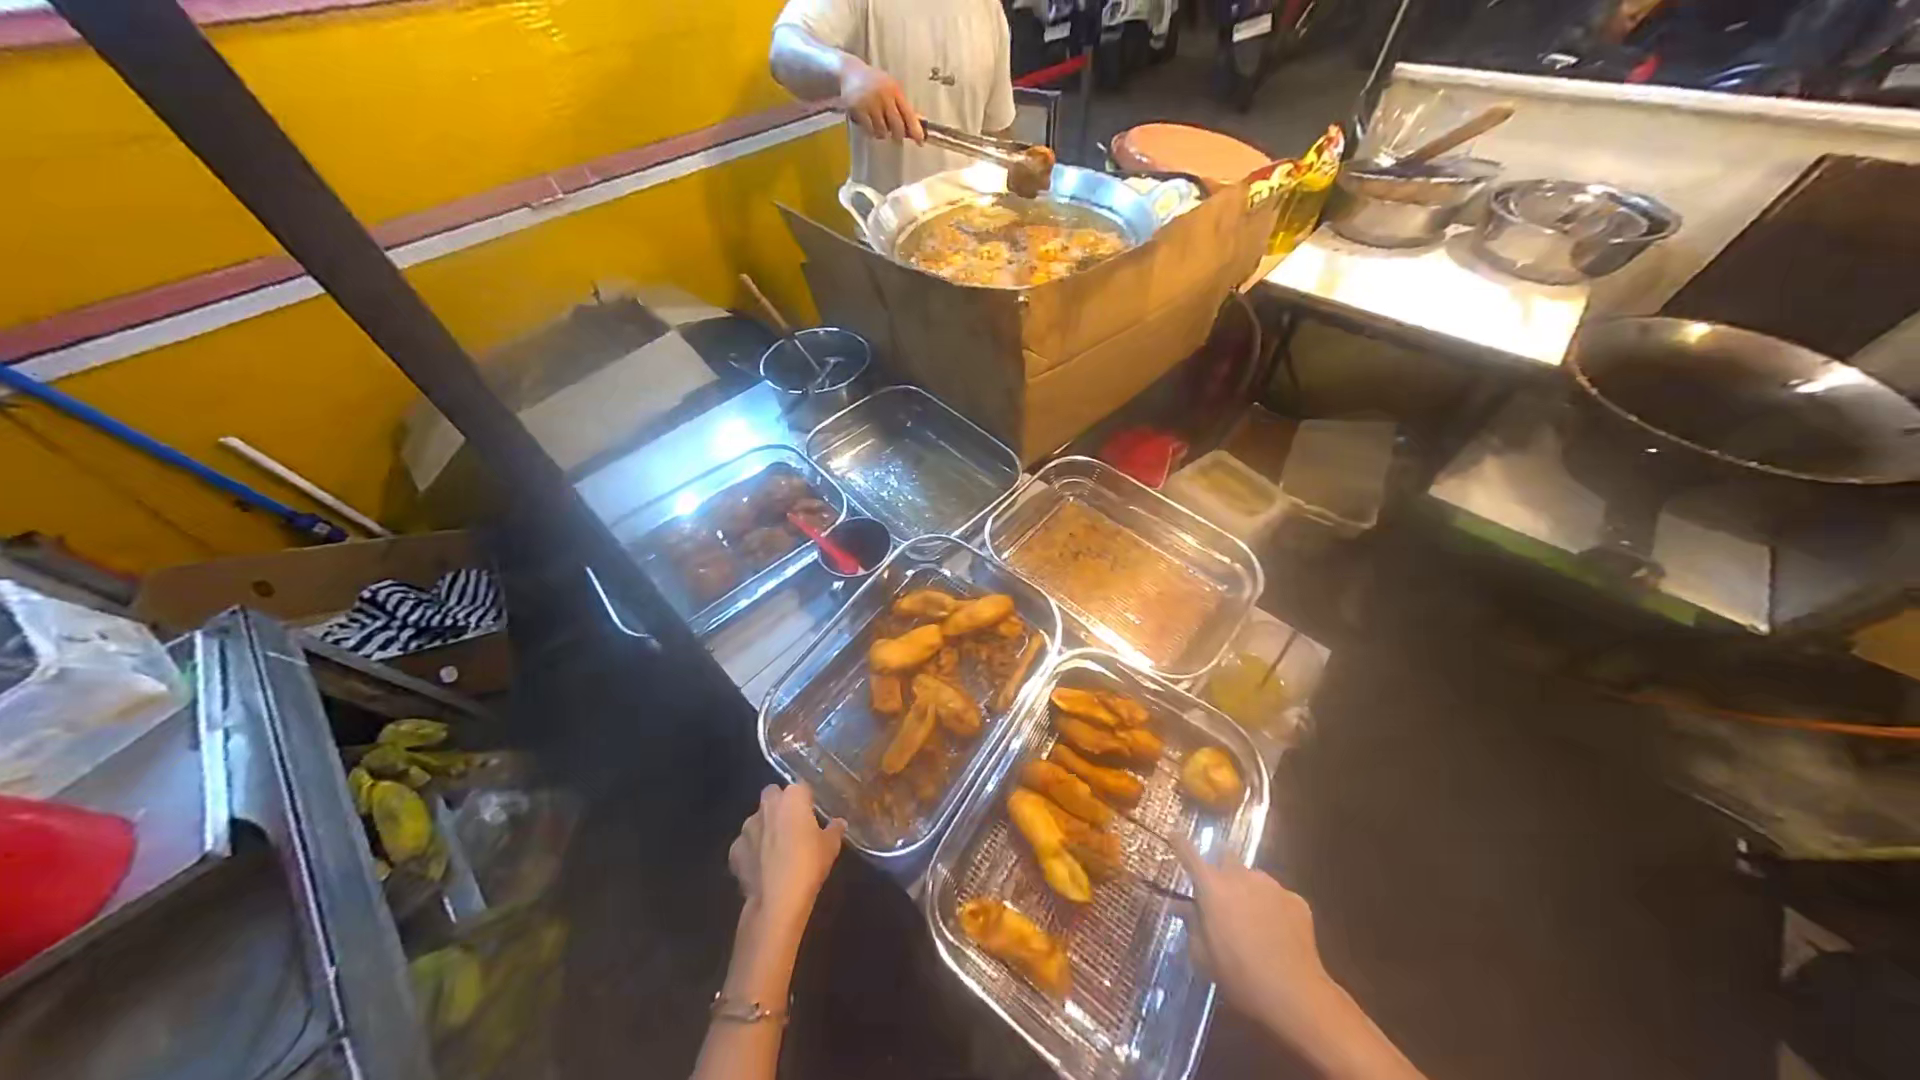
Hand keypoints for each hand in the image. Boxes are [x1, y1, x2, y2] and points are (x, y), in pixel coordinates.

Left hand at [728, 782, 845, 924]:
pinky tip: (761, 868)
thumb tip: (839, 822)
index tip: (812, 814)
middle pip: (773, 794)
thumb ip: (835, 830)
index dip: (806, 800)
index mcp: (792, 798)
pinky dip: (751, 852)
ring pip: (756, 819)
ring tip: (776, 850)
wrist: (776, 901)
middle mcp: (767, 806)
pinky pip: (745, 845)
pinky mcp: (734, 850)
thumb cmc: (809, 865)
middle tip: (792, 825)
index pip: (801, 788)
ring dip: (764, 828)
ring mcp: (747, 827)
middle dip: (780, 805)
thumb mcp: (831, 847)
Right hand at [838, 59, 924, 142]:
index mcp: (895, 91)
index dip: (916, 130)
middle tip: (896, 138)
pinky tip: (868, 125)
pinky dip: (870, 131)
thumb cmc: (872, 83)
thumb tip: (918, 123)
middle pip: (898, 127)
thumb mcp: (889, 89)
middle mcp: (885, 96)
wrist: (848, 72)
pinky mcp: (858, 109)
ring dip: (882, 133)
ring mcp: (871, 102)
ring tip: (878, 126)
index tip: (920, 142)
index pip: (909, 114)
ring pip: (883, 131)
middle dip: (898, 136)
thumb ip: (901, 105)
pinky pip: (869, 130)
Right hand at [1175, 839, 1335, 1039]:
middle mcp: (1241, 877)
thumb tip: (1182, 907)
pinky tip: (1277, 932)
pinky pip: (1277, 896)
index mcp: (1213, 887)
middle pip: (1226, 858)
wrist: (1295, 993)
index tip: (1174, 835)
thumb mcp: (1203, 956)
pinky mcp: (1297, 900)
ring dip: (1248, 890)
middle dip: (1221, 870)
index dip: (1180, 844)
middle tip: (1221, 895)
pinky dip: (1273, 907)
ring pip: (1253, 878)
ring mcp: (1272, 886)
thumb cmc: (1239, 975)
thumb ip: (1192, 925)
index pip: (1190, 855)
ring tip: (1252, 919)